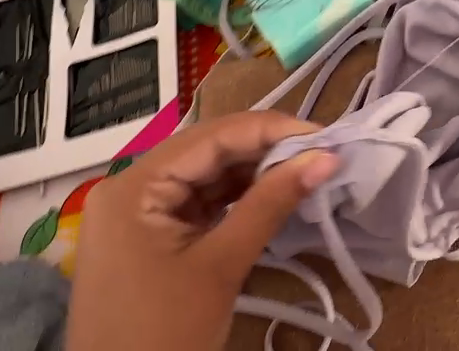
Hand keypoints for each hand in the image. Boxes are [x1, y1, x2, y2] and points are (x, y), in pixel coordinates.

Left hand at [66, 111, 339, 350]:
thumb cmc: (163, 338)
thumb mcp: (221, 266)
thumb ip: (272, 202)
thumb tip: (327, 157)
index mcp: (135, 184)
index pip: (214, 136)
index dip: (272, 129)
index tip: (324, 135)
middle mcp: (131, 186)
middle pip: (209, 150)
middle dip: (266, 150)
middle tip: (321, 152)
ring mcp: (138, 212)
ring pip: (208, 174)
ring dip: (255, 173)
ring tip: (306, 170)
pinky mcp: (150, 237)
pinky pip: (200, 201)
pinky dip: (237, 199)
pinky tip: (274, 194)